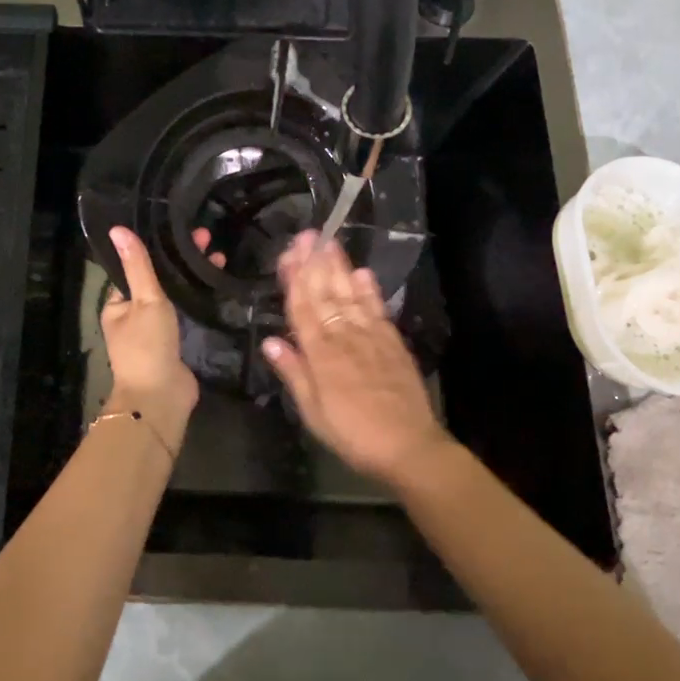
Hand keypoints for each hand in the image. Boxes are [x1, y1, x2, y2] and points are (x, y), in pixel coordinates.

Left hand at [101, 227, 199, 450]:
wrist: (161, 397)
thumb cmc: (147, 345)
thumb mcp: (144, 299)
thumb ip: (137, 265)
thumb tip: (117, 230)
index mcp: (117, 305)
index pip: (136, 269)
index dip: (158, 249)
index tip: (182, 231)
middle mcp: (134, 317)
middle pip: (158, 281)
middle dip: (181, 261)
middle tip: (209, 240)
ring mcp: (155, 331)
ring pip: (175, 296)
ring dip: (193, 278)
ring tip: (219, 257)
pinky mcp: (175, 344)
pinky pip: (186, 314)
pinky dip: (199, 299)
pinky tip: (217, 285)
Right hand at [263, 231, 454, 486]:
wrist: (408, 446)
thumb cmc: (352, 434)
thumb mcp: (313, 412)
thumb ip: (294, 373)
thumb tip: (271, 340)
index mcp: (321, 355)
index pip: (303, 309)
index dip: (295, 279)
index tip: (288, 253)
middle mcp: (345, 338)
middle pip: (326, 294)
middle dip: (314, 263)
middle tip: (307, 234)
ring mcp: (372, 338)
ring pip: (350, 295)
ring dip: (339, 267)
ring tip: (329, 242)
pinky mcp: (393, 343)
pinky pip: (378, 310)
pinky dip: (369, 290)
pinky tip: (362, 272)